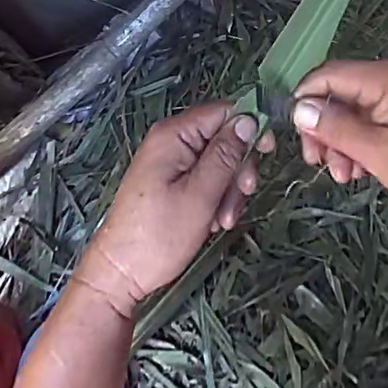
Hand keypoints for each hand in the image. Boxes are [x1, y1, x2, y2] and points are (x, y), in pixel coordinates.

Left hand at [72, 103, 274, 317]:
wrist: (119, 276)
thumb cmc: (159, 235)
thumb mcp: (200, 194)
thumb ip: (226, 154)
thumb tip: (248, 119)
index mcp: (174, 134)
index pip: (223, 111)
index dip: (250, 126)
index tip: (268, 150)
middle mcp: (172, 140)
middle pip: (223, 137)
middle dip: (238, 167)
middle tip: (243, 195)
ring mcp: (170, 161)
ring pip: (218, 161)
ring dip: (229, 189)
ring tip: (223, 220)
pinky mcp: (171, 182)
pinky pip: (205, 178)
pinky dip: (216, 198)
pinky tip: (214, 221)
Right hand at [291, 59, 387, 211]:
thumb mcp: (377, 152)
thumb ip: (336, 128)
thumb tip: (298, 109)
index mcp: (381, 78)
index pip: (327, 74)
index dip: (304, 100)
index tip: (295, 134)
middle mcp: (386, 77)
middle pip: (336, 92)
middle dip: (322, 127)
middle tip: (317, 162)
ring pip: (349, 109)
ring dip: (339, 140)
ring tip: (343, 175)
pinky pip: (367, 118)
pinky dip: (357, 141)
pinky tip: (358, 169)